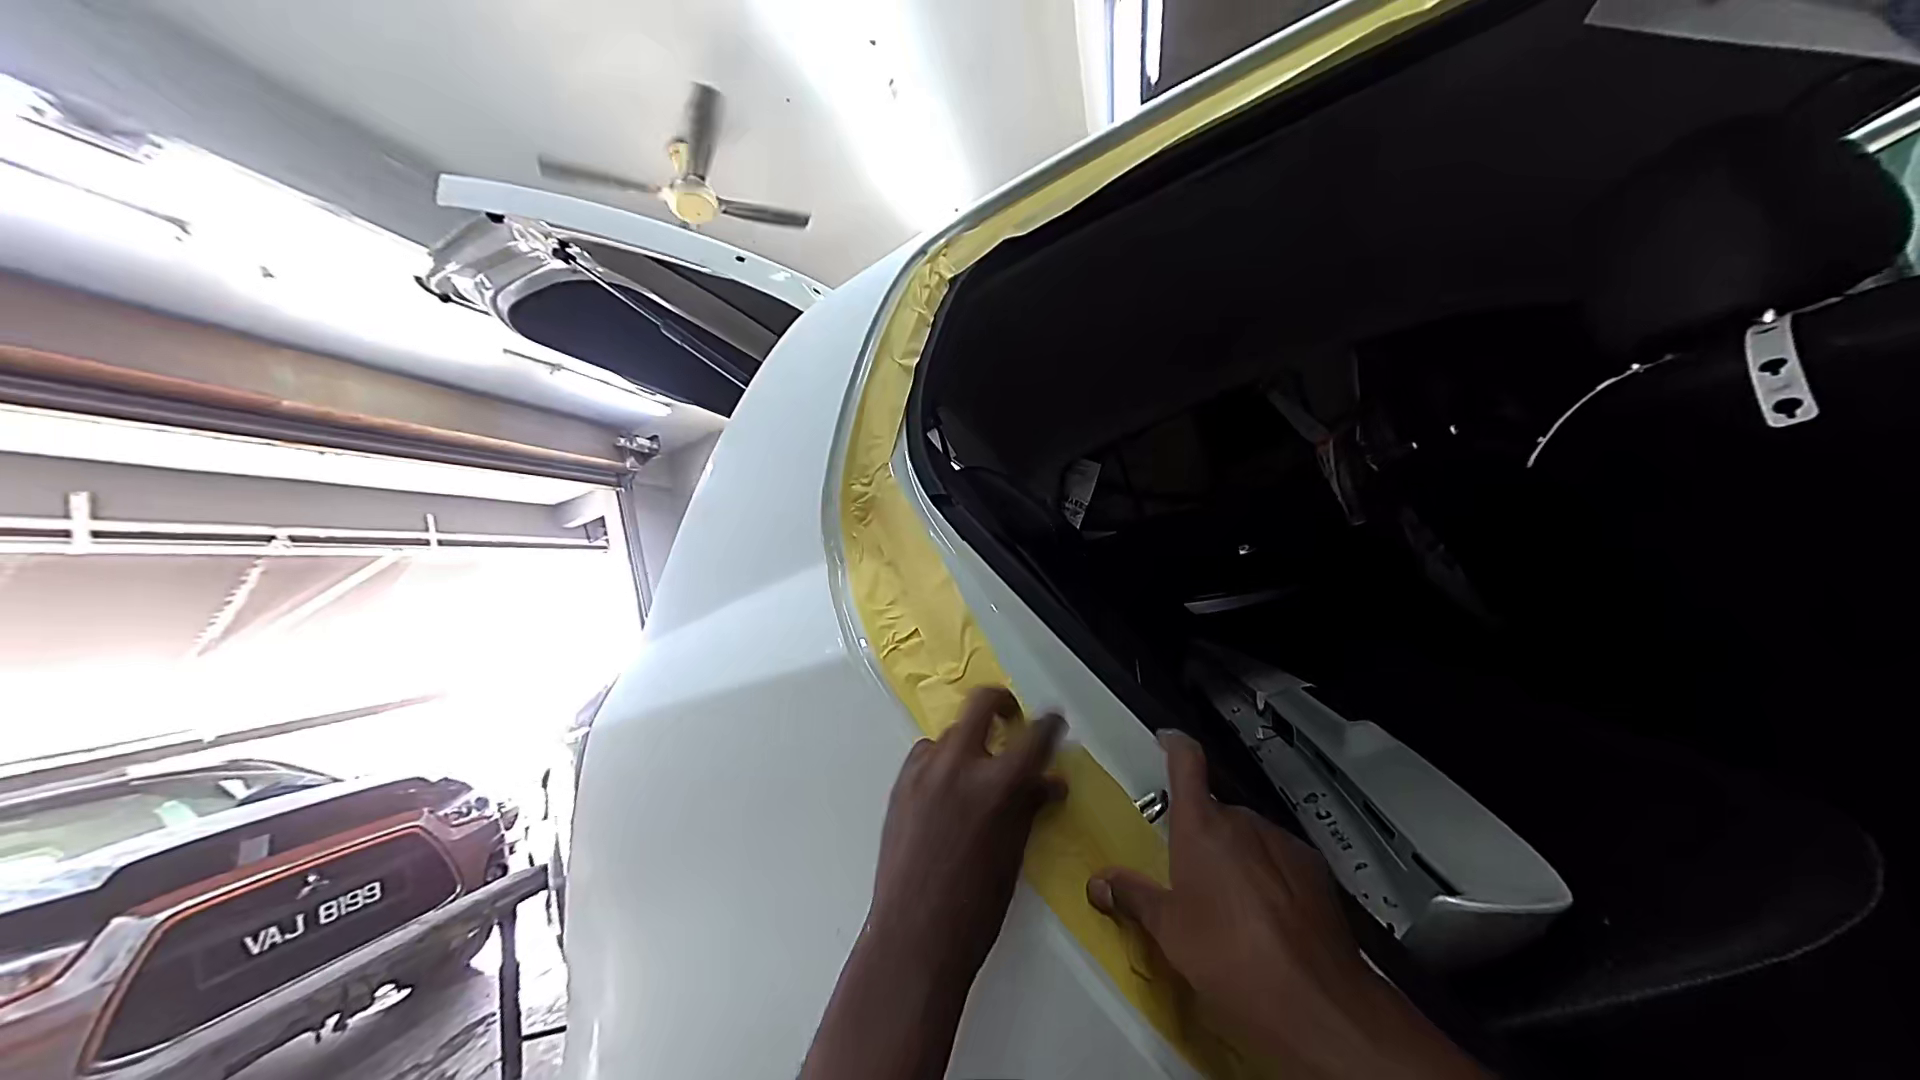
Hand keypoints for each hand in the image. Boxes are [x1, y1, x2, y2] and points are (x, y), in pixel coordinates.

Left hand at [800, 687, 1065, 1079]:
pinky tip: (950, 785)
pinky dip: (942, 759)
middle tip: (1012, 716)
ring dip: (969, 739)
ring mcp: (924, 773)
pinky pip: (926, 755)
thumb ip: (1029, 806)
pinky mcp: (900, 785)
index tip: (1054, 722)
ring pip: (951, 731)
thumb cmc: (974, 908)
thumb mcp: (1013, 853)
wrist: (914, 936)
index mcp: (996, 785)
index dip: (1050, 724)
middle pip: (981, 704)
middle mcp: (958, 767)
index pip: (1035, 735)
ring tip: (980, 765)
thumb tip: (1048, 784)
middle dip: (1002, 703)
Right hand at [1089, 732, 1489, 1079]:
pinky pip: (1278, 856)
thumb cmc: (1229, 957)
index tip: (1166, 739)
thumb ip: (1132, 896)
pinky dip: (1266, 871)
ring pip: (1247, 835)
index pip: (1187, 762)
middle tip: (1189, 872)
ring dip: (1234, 853)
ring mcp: (1282, 842)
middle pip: (1213, 810)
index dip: (1174, 744)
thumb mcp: (1168, 930)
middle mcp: (1242, 822)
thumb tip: (1100, 883)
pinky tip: (1266, 914)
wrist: (1315, 1002)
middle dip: (1200, 833)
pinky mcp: (1313, 868)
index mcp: (1201, 827)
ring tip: (1229, 902)